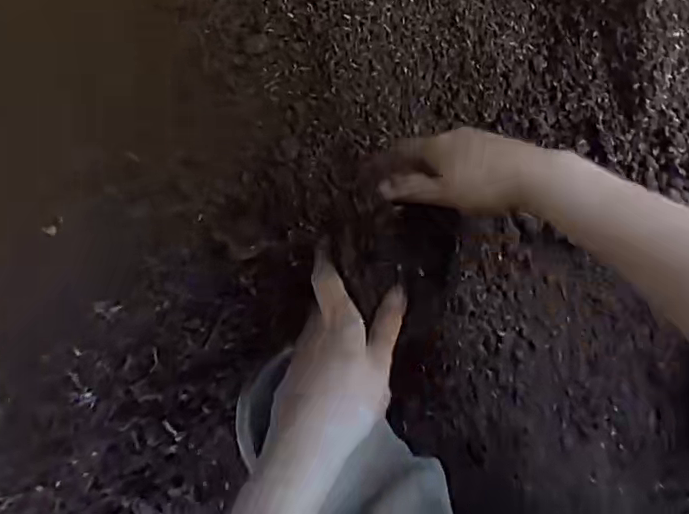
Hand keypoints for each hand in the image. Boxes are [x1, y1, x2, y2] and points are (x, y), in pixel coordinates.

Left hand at [266, 251, 405, 468]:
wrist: (302, 449)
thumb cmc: (349, 401)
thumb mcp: (379, 364)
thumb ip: (386, 326)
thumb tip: (397, 288)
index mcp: (337, 319)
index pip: (325, 277)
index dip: (325, 256)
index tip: (327, 239)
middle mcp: (313, 329)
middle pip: (322, 302)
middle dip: (334, 293)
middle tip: (353, 287)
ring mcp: (299, 355)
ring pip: (315, 328)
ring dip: (329, 323)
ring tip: (348, 329)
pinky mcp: (291, 379)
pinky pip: (310, 353)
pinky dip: (322, 350)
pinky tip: (334, 368)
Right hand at [378, 128, 563, 215]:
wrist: (534, 174)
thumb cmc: (485, 185)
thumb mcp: (445, 193)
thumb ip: (414, 189)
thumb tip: (382, 187)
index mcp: (437, 144)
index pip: (404, 148)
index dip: (388, 159)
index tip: (376, 168)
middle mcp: (454, 134)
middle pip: (426, 146)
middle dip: (413, 161)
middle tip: (402, 178)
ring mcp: (476, 136)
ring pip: (447, 149)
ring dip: (436, 163)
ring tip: (431, 180)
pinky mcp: (494, 144)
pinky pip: (465, 152)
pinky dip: (455, 163)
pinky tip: (464, 176)